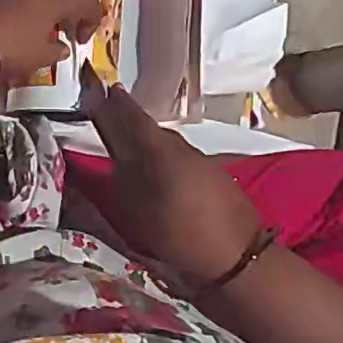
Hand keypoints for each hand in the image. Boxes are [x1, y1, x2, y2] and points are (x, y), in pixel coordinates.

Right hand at [81, 64, 262, 282]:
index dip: (115, 104)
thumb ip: (123, 181)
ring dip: (148, 144)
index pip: (131, 118)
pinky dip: (164, 160)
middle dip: (130, 123)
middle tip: (111, 120)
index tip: (104, 88)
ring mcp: (200, 160)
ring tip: (131, 151)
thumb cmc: (180, 232)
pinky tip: (159, 174)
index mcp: (158, 150)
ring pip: (166, 144)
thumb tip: (115, 161)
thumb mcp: (138, 211)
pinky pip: (179, 158)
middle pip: (149, 129)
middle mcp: (180, 147)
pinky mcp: (213, 175)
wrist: (237, 254)